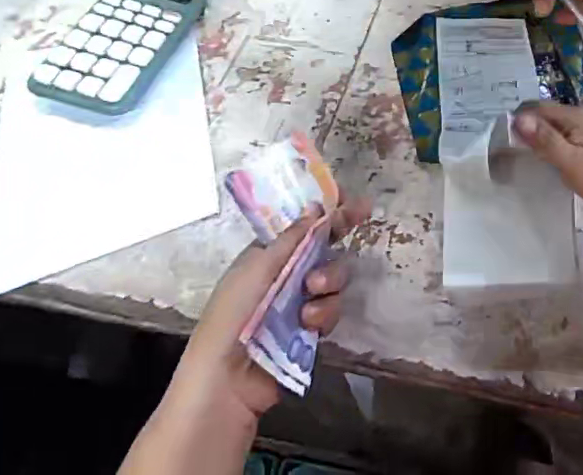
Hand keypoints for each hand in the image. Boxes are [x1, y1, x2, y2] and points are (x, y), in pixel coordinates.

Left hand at [178, 197, 370, 423]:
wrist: (226, 381)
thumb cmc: (233, 314)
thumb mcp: (257, 267)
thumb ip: (291, 238)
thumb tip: (315, 207)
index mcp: (270, 254)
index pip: (304, 225)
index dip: (329, 212)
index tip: (353, 201)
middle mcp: (288, 273)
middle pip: (326, 246)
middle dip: (338, 235)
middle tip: (357, 219)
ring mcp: (301, 301)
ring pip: (335, 276)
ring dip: (330, 278)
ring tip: (313, 289)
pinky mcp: (311, 330)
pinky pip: (332, 308)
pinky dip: (324, 311)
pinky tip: (309, 321)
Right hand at [514, 102, 582, 227]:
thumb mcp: (568, 160)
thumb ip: (544, 139)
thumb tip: (518, 118)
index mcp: (576, 116)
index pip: (538, 107)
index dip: (520, 118)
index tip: (501, 134)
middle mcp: (581, 118)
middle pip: (546, 116)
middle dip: (527, 127)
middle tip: (506, 145)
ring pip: (554, 128)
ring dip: (538, 137)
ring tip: (520, 153)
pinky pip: (562, 139)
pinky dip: (550, 145)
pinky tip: (543, 160)